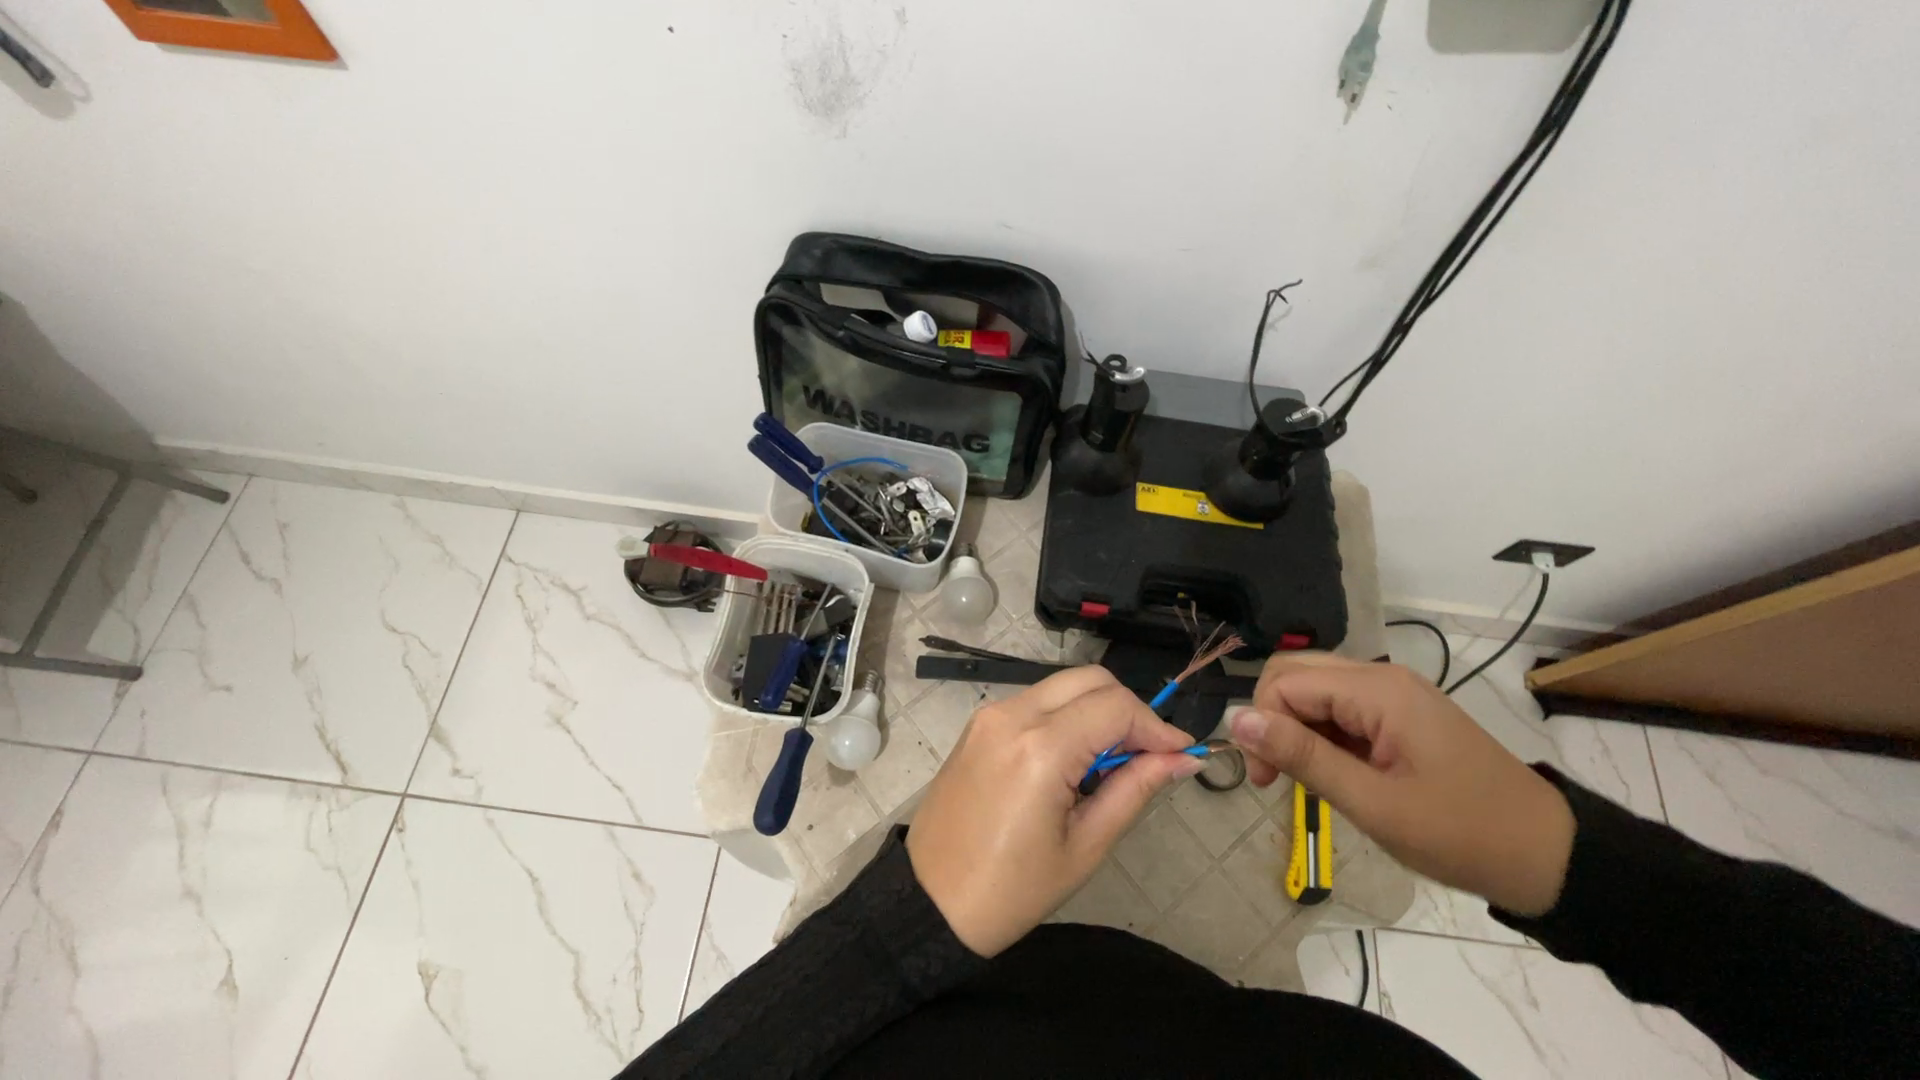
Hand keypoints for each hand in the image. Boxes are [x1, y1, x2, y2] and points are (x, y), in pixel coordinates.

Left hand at [906, 666, 1204, 956]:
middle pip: (1090, 680)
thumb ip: (1134, 790)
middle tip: (1148, 757)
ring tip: (1111, 765)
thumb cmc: (1011, 890)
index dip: (1156, 727)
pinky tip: (1073, 761)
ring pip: (1062, 686)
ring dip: (1096, 711)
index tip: (1181, 755)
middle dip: (1128, 710)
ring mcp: (989, 716)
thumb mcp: (1084, 846)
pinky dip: (1066, 716)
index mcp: (1040, 748)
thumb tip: (1182, 759)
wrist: (929, 902)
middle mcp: (1012, 715)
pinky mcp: (977, 726)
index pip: (1116, 707)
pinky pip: (1035, 702)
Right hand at [1231, 653, 1575, 916]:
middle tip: (1275, 778)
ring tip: (1306, 781)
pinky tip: (1333, 773)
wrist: (1547, 856)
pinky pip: (1340, 708)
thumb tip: (1235, 720)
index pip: (1286, 682)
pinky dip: (1322, 735)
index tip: (1265, 782)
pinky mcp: (1402, 714)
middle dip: (1271, 718)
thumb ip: (1302, 757)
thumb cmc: (1460, 833)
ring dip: (1295, 728)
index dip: (1262, 725)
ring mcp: (1395, 695)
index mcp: (1378, 692)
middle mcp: (1382, 678)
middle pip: (1296, 673)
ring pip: (1315, 690)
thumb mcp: (1373, 803)